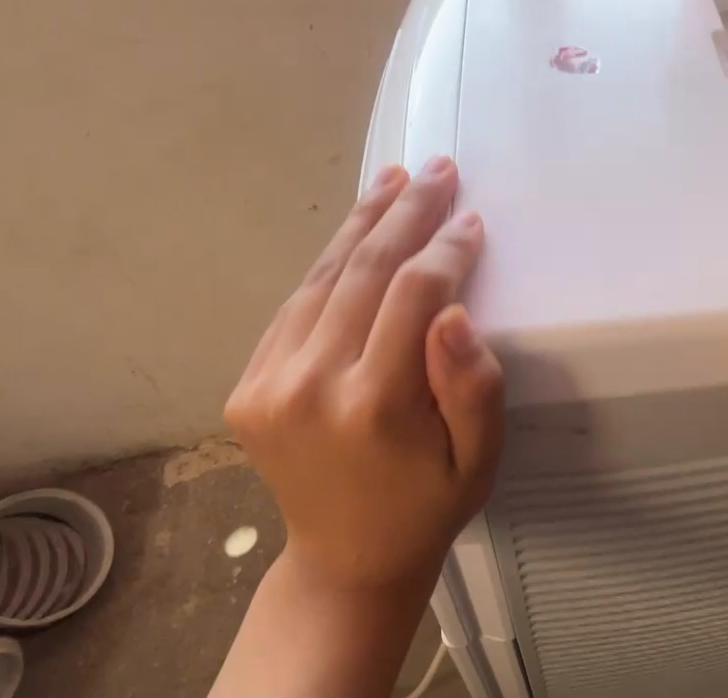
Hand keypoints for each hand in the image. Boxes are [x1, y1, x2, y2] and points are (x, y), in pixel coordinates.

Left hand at [225, 156, 503, 599]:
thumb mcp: (478, 458)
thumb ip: (473, 387)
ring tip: (396, 178)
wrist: (345, 556)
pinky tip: (357, 231)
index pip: (414, 295)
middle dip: (408, 212)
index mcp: (376, 405)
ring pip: (325, 275)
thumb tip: (453, 311)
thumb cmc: (427, 503)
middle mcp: (312, 384)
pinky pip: (298, 301)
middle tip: (438, 170)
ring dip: (364, 221)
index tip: (471, 219)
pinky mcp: (249, 383)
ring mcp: (270, 382)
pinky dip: (332, 258)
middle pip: (365, 271)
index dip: (446, 249)